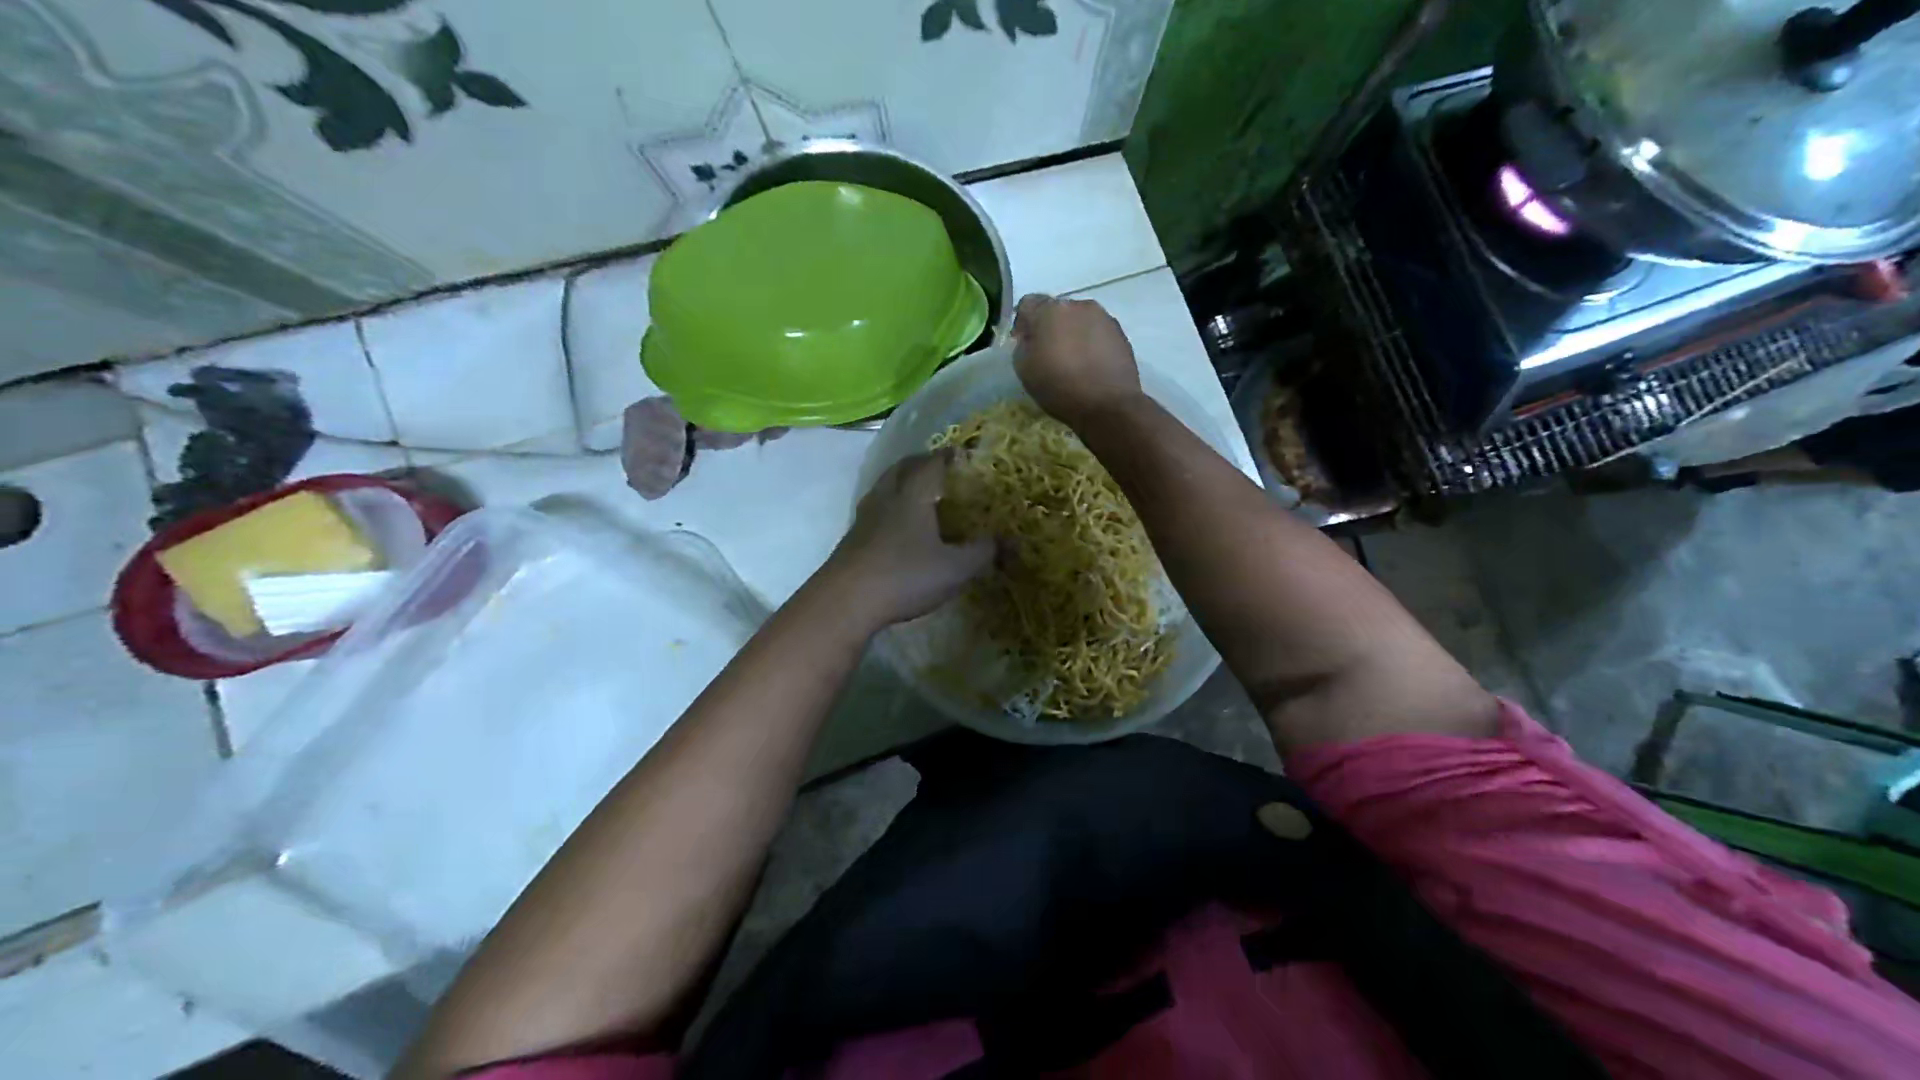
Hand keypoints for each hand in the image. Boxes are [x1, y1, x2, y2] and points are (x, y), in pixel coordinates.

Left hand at [824, 450, 993, 626]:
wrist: (845, 601)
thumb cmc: (905, 576)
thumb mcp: (955, 569)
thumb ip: (981, 552)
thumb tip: (1004, 540)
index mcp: (913, 494)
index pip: (933, 463)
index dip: (949, 456)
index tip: (963, 454)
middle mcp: (887, 496)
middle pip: (903, 467)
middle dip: (922, 462)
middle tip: (939, 466)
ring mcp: (865, 516)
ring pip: (884, 486)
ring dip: (902, 482)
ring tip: (919, 492)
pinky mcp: (853, 537)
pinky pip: (875, 509)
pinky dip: (890, 506)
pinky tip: (898, 525)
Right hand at [1011, 294, 1143, 426]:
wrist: (1108, 405)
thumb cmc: (1059, 387)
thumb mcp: (1024, 370)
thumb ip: (1022, 346)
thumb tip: (1031, 338)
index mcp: (1050, 310)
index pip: (1028, 304)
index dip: (1022, 323)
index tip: (1023, 344)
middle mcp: (1078, 305)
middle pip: (1056, 311)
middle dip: (1049, 328)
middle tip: (1047, 354)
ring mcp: (1103, 317)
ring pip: (1079, 320)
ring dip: (1071, 334)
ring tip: (1072, 361)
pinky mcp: (1120, 333)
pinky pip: (1097, 333)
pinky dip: (1090, 343)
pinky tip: (1090, 365)